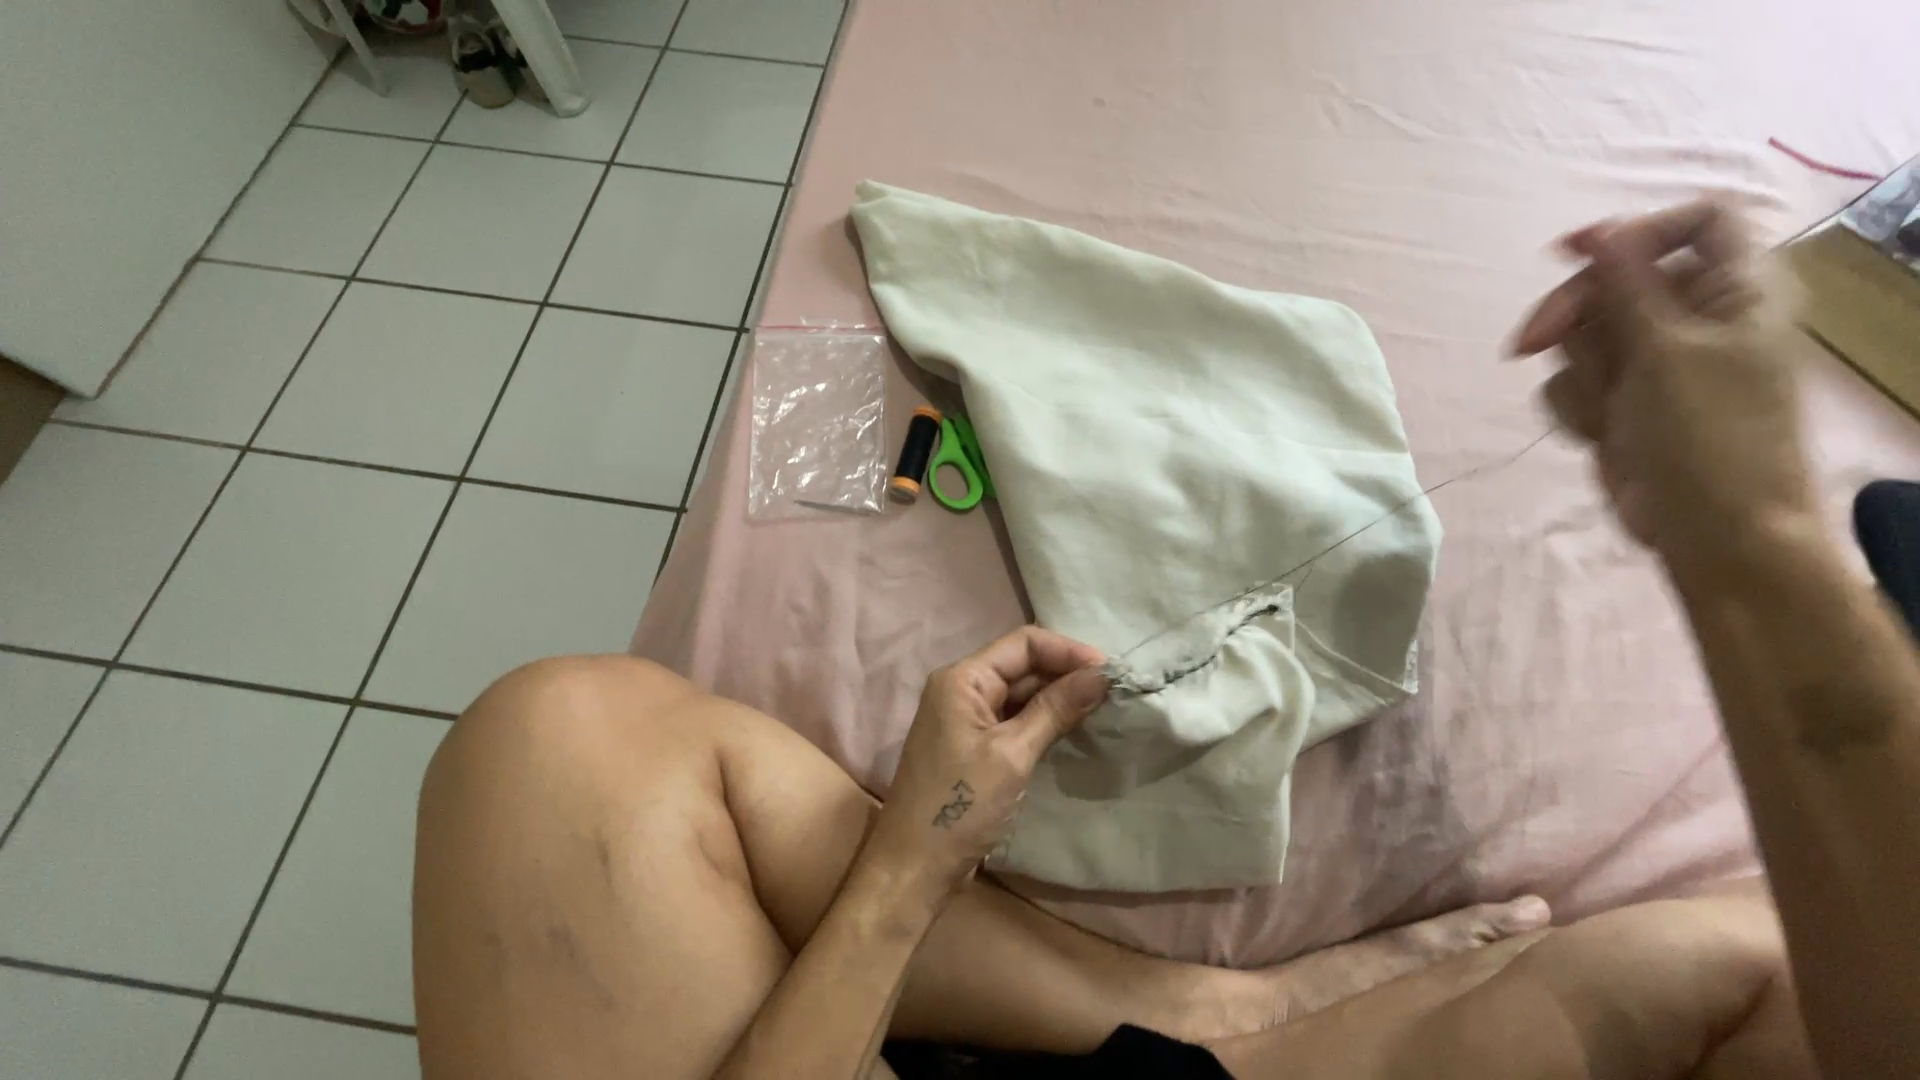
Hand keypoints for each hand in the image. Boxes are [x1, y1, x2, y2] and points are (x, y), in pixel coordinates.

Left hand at [863, 627, 1108, 898]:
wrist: (915, 867)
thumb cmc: (959, 806)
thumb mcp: (1012, 754)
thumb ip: (1055, 709)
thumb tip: (1101, 674)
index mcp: (962, 679)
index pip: (1023, 643)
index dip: (1068, 651)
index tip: (1111, 671)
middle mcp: (961, 688)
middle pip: (1022, 665)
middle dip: (1067, 672)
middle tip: (1115, 690)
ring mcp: (966, 718)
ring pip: (1020, 693)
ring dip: (1059, 697)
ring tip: (1104, 706)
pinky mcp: (974, 745)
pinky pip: (1014, 719)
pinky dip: (1043, 720)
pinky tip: (1075, 728)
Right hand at [1510, 197, 1815, 569]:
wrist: (1707, 528)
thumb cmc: (1707, 436)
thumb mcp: (1666, 351)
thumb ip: (1627, 286)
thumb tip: (1599, 230)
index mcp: (1736, 293)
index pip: (1698, 224)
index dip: (1635, 232)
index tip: (1569, 254)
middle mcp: (1693, 320)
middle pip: (1615, 282)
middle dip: (1570, 314)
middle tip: (1531, 343)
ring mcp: (1652, 364)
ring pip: (1583, 336)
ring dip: (1579, 372)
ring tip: (1608, 411)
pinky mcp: (1619, 400)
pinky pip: (1572, 381)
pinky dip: (1576, 406)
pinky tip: (1601, 433)